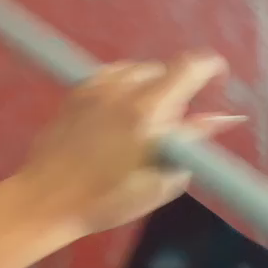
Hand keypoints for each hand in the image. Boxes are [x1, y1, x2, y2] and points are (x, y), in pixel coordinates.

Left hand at [7, 54, 242, 241]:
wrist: (47, 198)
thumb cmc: (108, 200)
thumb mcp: (161, 181)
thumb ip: (192, 144)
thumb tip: (219, 119)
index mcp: (147, 112)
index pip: (188, 68)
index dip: (209, 66)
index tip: (217, 75)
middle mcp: (121, 91)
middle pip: (161, 69)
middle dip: (176, 86)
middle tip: (175, 118)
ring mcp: (94, 89)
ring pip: (134, 69)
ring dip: (148, 83)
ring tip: (147, 114)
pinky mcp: (75, 93)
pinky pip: (108, 74)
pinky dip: (122, 84)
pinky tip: (120, 106)